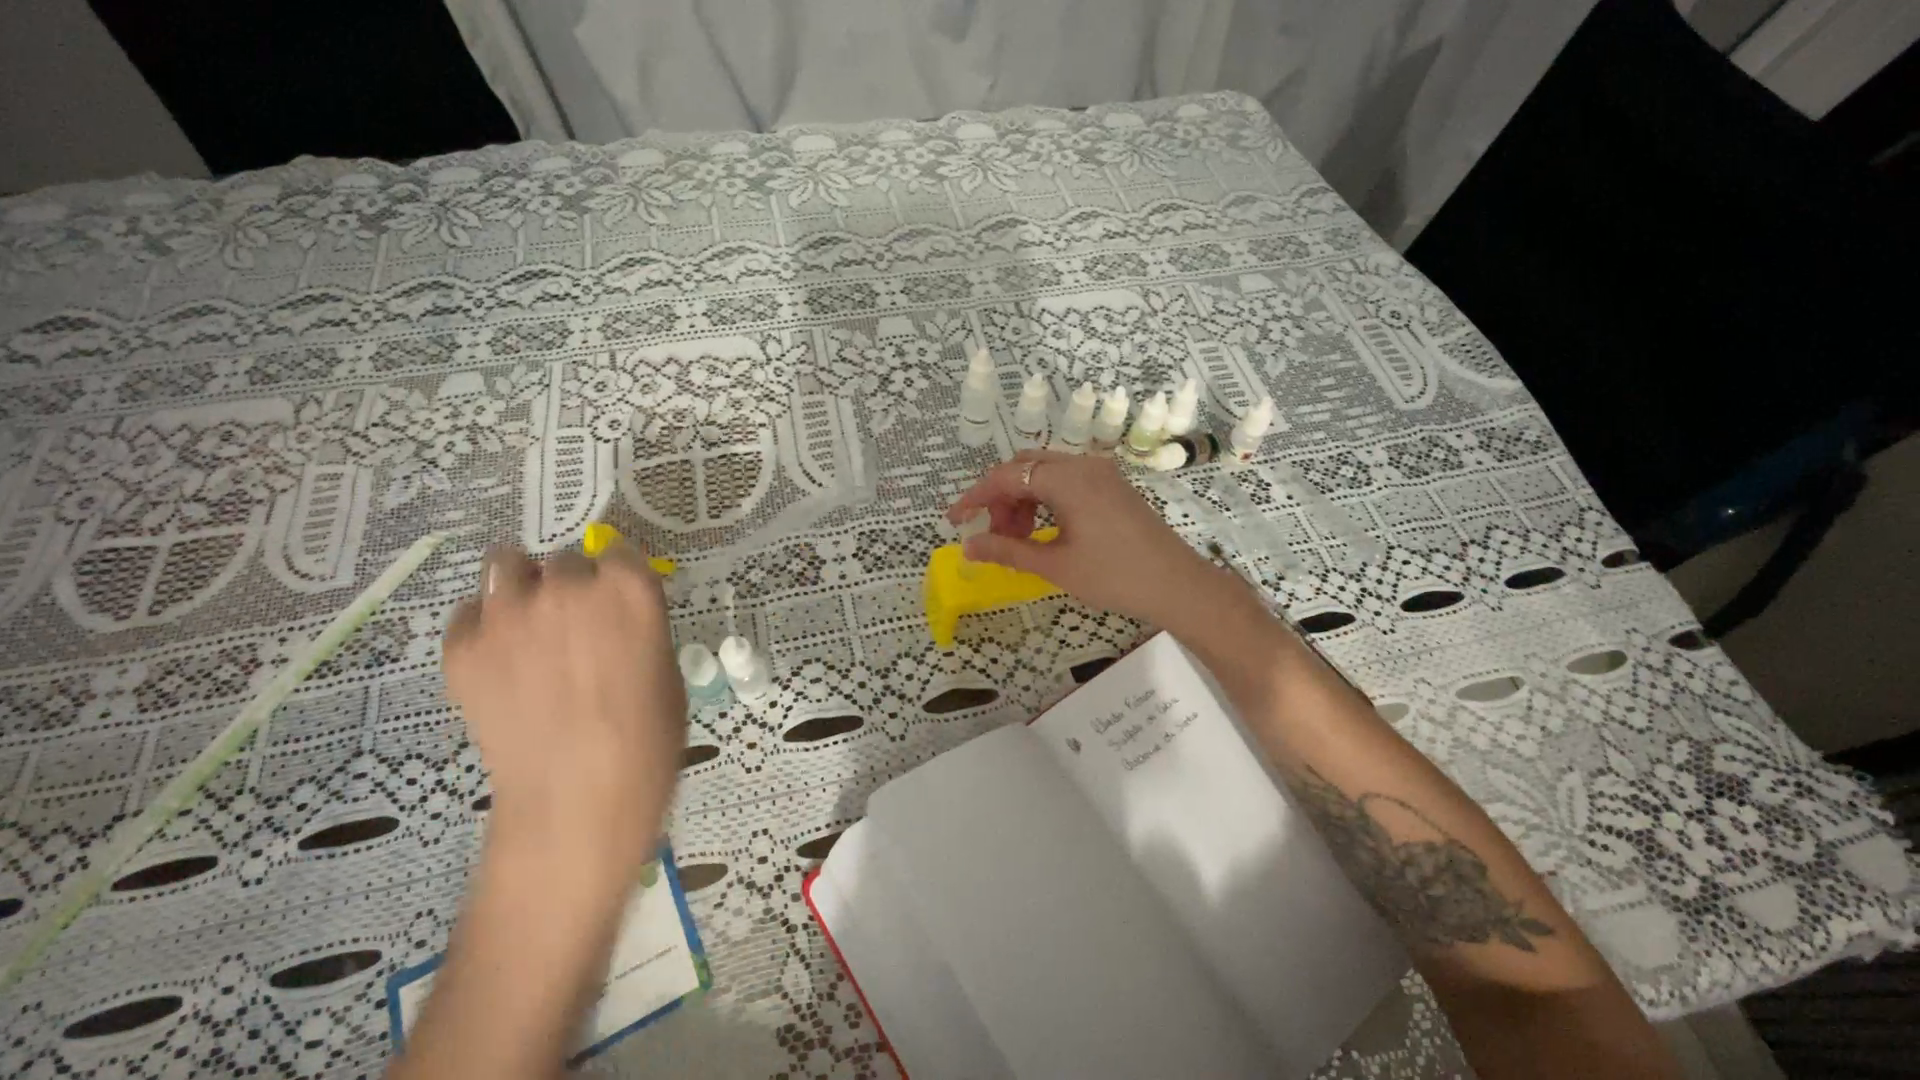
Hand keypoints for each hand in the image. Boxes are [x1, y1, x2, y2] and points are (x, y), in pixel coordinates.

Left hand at [444, 542, 685, 887]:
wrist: (576, 802)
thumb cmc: (646, 745)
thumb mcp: (664, 676)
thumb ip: (637, 633)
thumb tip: (613, 627)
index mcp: (628, 590)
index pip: (620, 553)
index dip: (617, 580)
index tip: (616, 603)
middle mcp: (567, 586)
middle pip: (563, 561)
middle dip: (569, 588)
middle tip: (573, 631)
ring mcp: (508, 613)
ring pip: (505, 564)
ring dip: (519, 587)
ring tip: (526, 627)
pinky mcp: (462, 647)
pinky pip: (468, 614)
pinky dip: (481, 629)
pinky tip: (497, 663)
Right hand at [946, 450, 1248, 630]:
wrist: (1178, 585)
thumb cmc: (1115, 577)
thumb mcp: (1055, 566)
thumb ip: (1007, 551)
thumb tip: (968, 548)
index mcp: (1068, 479)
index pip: (1007, 476)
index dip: (976, 497)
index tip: (955, 520)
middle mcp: (1084, 466)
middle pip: (1025, 467)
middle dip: (1001, 497)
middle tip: (993, 534)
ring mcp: (1102, 474)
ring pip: (1046, 473)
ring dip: (1023, 499)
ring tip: (1017, 539)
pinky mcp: (1113, 487)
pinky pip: (1067, 481)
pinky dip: (1046, 500)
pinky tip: (1043, 532)